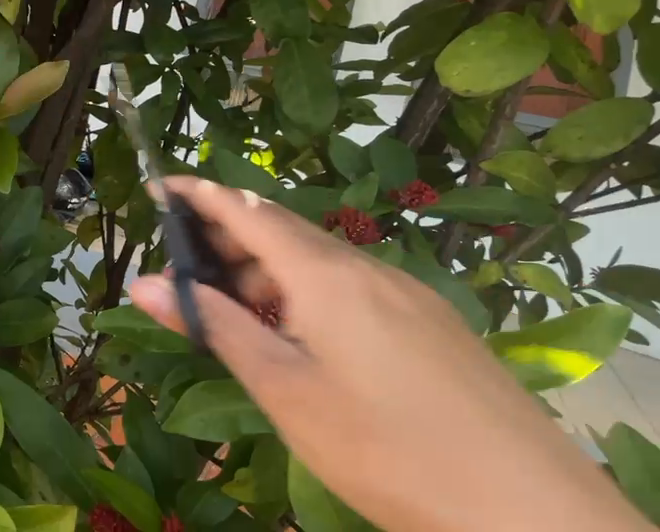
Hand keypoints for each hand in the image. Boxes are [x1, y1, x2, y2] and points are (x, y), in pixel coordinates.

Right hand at [129, 177, 648, 531]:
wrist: (541, 523)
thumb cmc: (386, 448)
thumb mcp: (283, 388)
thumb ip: (213, 325)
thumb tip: (143, 282)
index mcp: (327, 275)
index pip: (247, 209)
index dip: (198, 193)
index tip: (156, 187)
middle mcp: (370, 271)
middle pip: (283, 230)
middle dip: (226, 237)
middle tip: (183, 269)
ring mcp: (412, 299)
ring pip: (320, 262)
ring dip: (266, 270)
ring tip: (234, 311)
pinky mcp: (438, 329)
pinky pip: (354, 288)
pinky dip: (306, 291)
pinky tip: (300, 336)